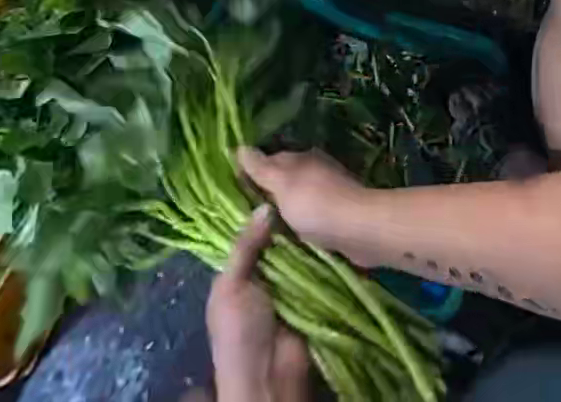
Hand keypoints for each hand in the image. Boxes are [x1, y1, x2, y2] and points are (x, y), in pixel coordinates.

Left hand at [208, 204, 311, 401]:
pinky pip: (315, 267)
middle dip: (286, 221)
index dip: (259, 212)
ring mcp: (287, 285)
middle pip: (274, 241)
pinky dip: (321, 253)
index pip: (247, 235)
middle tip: (302, 187)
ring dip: (305, 236)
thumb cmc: (239, 332)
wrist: (269, 378)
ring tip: (318, 200)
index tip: (276, 181)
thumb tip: (265, 206)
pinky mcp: (311, 294)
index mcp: (235, 274)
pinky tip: (329, 227)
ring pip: (296, 251)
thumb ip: (245, 246)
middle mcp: (261, 276)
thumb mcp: (231, 286)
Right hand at [235, 148, 368, 255]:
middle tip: (243, 214)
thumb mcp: (282, 184)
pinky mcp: (338, 211)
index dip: (249, 173)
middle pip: (283, 178)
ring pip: (297, 197)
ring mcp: (328, 189)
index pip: (268, 160)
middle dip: (266, 192)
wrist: (360, 228)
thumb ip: (261, 168)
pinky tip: (290, 235)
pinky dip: (299, 222)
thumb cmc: (316, 204)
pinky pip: (310, 214)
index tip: (232, 190)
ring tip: (262, 228)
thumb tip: (239, 147)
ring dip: (283, 209)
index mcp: (300, 157)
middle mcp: (314, 168)